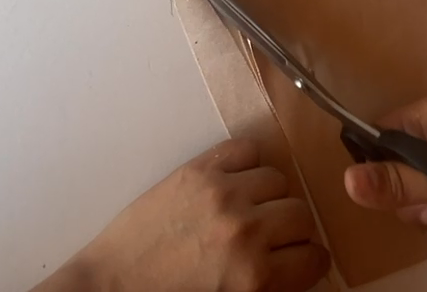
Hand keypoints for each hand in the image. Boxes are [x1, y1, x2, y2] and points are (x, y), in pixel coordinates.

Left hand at [38, 137, 329, 291]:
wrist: (112, 289)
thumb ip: (268, 285)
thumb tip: (297, 267)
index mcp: (255, 276)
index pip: (314, 258)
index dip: (312, 260)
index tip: (305, 259)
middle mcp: (245, 229)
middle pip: (300, 213)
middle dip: (296, 228)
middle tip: (279, 236)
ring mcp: (221, 193)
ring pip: (278, 178)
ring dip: (273, 195)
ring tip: (256, 207)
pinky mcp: (197, 170)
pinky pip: (245, 148)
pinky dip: (250, 161)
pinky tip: (240, 179)